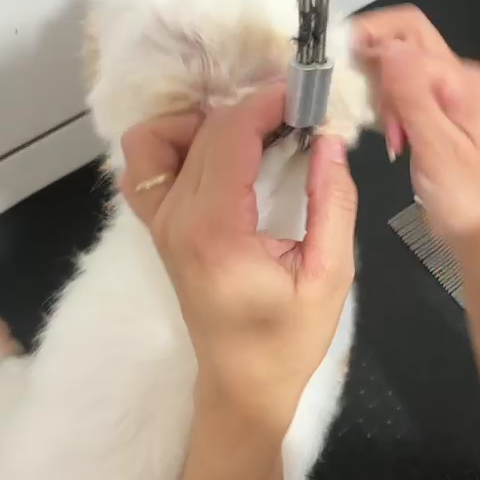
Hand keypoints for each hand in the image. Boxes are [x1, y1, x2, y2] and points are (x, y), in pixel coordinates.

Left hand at [118, 85, 357, 433]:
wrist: (243, 384)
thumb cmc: (290, 339)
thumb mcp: (330, 276)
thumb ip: (332, 203)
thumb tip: (328, 140)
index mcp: (216, 232)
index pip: (229, 135)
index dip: (268, 103)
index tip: (307, 95)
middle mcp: (175, 220)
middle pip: (202, 129)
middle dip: (253, 108)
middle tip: (299, 117)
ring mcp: (158, 224)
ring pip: (160, 138)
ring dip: (206, 121)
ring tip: (256, 134)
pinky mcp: (157, 228)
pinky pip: (147, 164)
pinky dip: (177, 143)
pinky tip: (220, 153)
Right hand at [352, 5, 456, 160]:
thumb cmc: (465, 196)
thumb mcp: (437, 147)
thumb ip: (412, 95)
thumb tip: (386, 47)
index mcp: (461, 78)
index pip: (407, 34)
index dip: (371, 45)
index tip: (339, 72)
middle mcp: (455, 76)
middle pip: (402, 42)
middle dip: (373, 63)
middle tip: (357, 98)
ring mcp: (445, 92)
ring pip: (396, 67)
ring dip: (380, 93)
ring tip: (390, 135)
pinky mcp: (433, 110)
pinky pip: (400, 92)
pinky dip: (387, 110)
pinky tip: (393, 139)